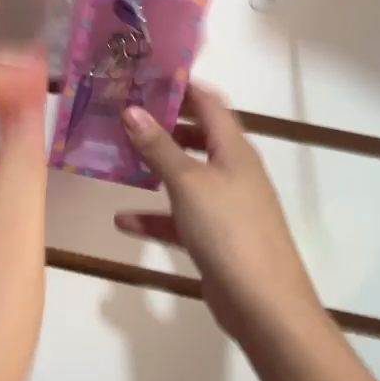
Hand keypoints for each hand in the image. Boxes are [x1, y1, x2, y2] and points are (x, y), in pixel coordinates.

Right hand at [114, 86, 323, 339]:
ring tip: (115, 155)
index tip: (142, 75)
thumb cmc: (229, 231)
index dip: (180, 85)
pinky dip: (153, 215)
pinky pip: (178, 216)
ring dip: (153, 166)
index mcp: (233, 150)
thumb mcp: (187, 182)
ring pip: (184, 175)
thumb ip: (158, 146)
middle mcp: (231, 171)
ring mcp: (224, 205)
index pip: (209, 102)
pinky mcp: (214, 237)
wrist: (265, 306)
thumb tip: (131, 109)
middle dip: (160, 124)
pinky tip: (123, 218)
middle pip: (195, 136)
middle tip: (119, 112)